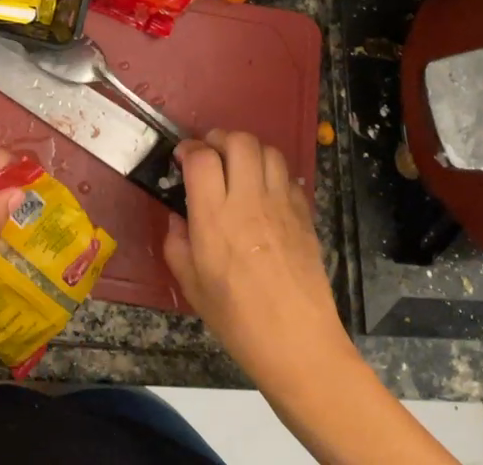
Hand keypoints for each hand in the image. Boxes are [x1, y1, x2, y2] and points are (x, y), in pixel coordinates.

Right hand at [163, 130, 352, 387]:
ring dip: (249, 151)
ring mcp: (282, 205)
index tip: (181, 157)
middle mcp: (249, 201)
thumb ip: (177, 244)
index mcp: (215, 217)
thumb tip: (177, 218)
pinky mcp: (305, 216)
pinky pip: (289, 177)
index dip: (189, 148)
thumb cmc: (237, 319)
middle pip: (239, 141)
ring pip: (268, 151)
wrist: (298, 343)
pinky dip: (274, 175)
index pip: (202, 157)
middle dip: (220, 139)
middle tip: (210, 154)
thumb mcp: (192, 285)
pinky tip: (265, 193)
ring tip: (238, 168)